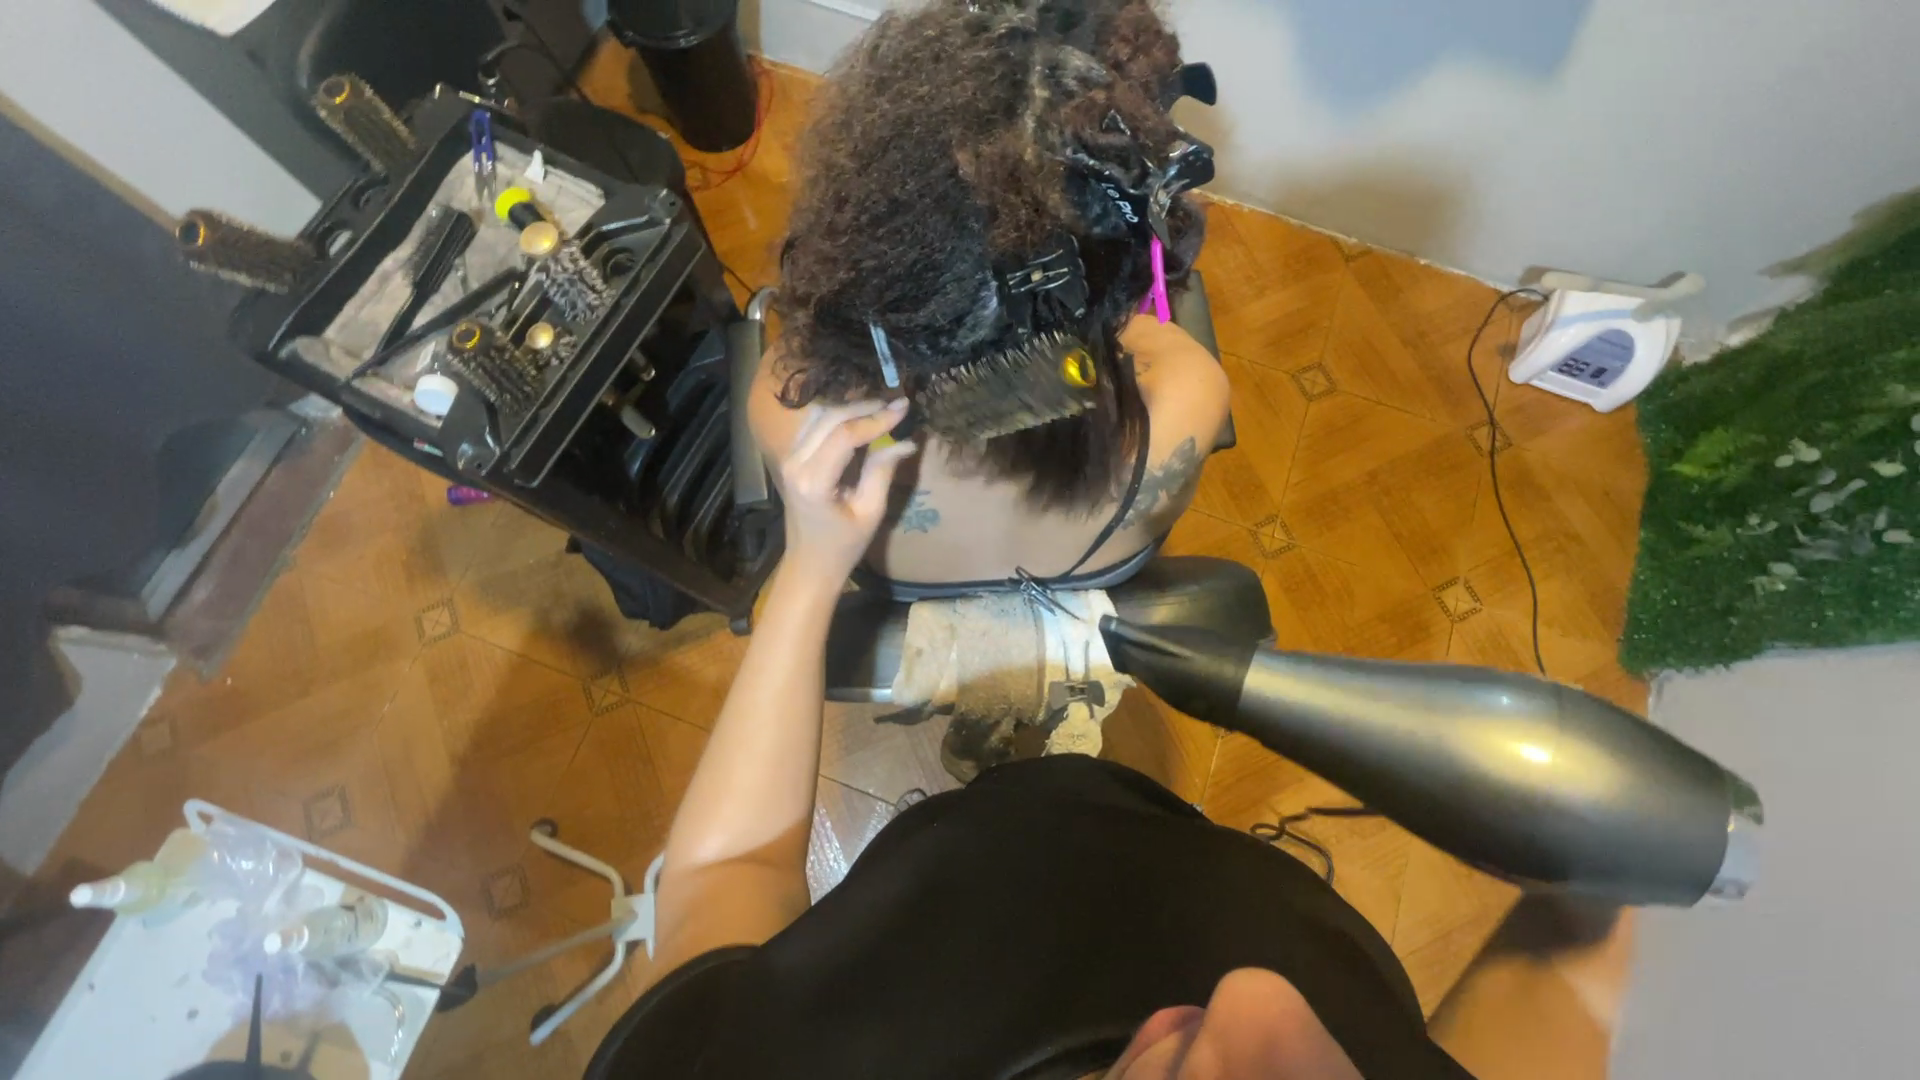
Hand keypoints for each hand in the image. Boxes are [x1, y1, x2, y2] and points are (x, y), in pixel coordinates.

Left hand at [778, 399, 915, 584]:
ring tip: (880, 410)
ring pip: (819, 416)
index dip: (876, 418)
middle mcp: (794, 463)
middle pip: (830, 418)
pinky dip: (836, 417)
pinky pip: (812, 425)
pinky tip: (858, 421)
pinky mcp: (790, 458)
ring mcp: (788, 458)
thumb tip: (906, 441)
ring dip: (850, 409)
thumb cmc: (843, 546)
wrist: (809, 563)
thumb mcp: (870, 512)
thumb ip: (882, 471)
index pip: (845, 435)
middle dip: (865, 407)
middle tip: (896, 405)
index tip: (904, 409)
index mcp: (813, 481)